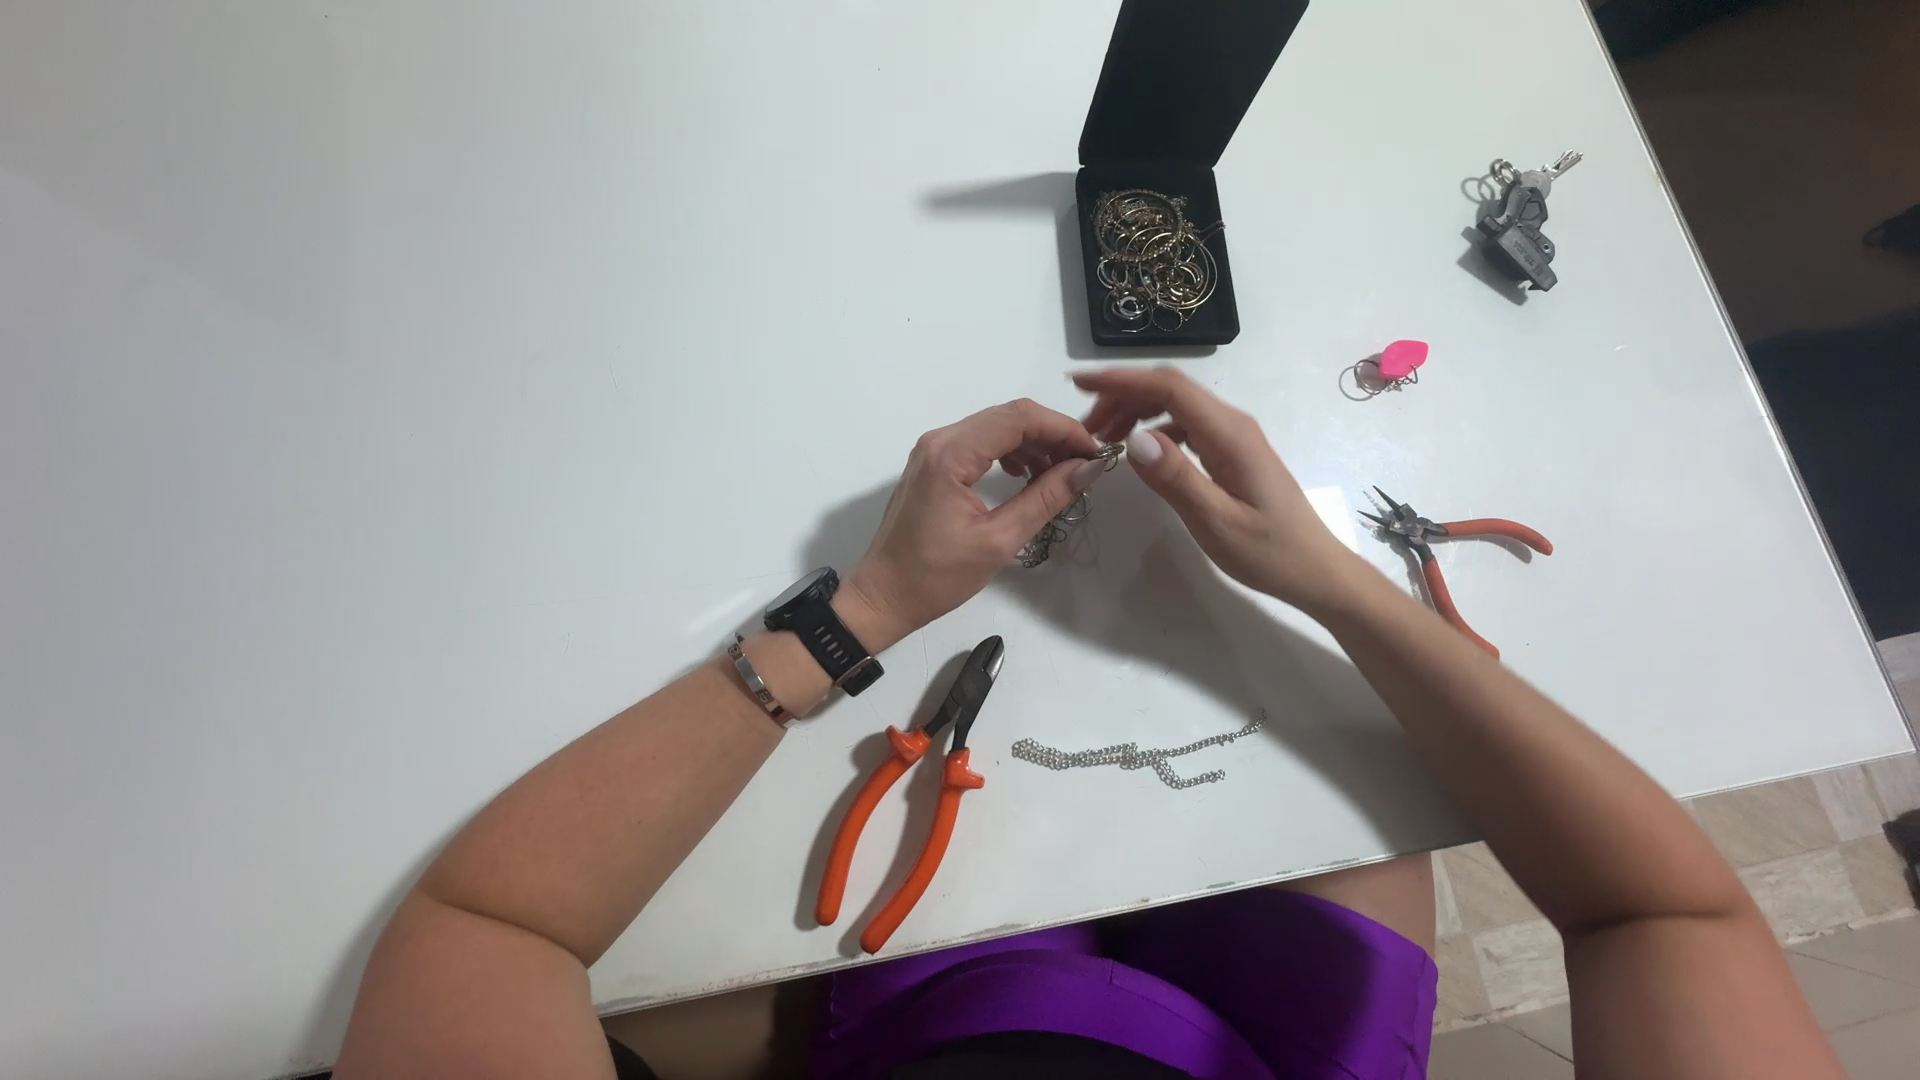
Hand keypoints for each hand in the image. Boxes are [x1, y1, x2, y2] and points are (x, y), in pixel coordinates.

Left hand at [842, 399, 1103, 646]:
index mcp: (951, 454)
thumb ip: (1045, 498)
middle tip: (1083, 466)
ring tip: (1059, 475)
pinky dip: (1009, 453)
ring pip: (995, 427)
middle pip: (1008, 416)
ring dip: (1032, 443)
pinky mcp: (932, 464)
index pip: (1019, 417)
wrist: (884, 595)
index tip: (1094, 454)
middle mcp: (939, 440)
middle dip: (1051, 435)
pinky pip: (979, 443)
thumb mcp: (998, 541)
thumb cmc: (936, 576)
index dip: (1063, 429)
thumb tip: (1087, 470)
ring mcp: (932, 450)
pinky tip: (1025, 477)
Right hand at [1075, 368, 1362, 612]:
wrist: (1316, 571)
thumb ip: (1176, 478)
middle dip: (1121, 397)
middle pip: (1169, 389)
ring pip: (1175, 406)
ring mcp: (1233, 437)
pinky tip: (1138, 456)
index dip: (1121, 381)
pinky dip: (1153, 431)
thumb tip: (1134, 439)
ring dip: (1135, 413)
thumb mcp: (1216, 522)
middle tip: (1086, 430)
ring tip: (1103, 441)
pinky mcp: (1231, 452)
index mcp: (1228, 435)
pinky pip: (1185, 426)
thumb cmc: (1268, 552)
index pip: (1168, 388)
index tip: (1078, 384)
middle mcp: (1232, 424)